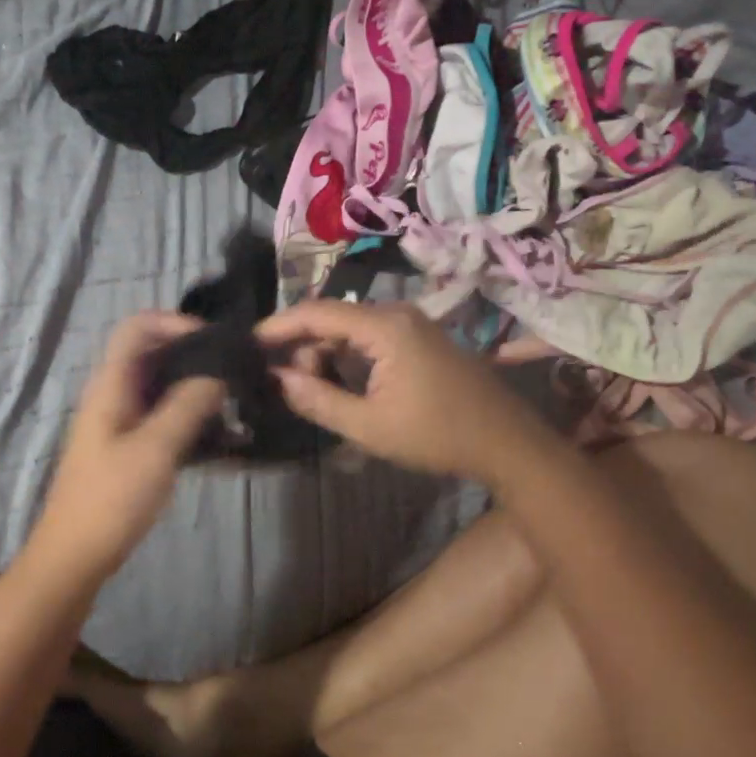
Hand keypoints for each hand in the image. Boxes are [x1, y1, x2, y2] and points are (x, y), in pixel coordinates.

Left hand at [38, 312, 226, 570]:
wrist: (74, 557)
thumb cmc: (111, 498)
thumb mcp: (155, 448)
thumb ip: (187, 405)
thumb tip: (218, 371)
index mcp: (111, 385)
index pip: (137, 327)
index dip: (175, 323)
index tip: (216, 343)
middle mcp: (114, 396)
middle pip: (155, 356)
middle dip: (196, 359)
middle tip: (237, 374)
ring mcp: (121, 424)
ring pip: (164, 391)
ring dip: (199, 394)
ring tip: (239, 408)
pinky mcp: (131, 451)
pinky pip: (166, 423)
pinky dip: (193, 424)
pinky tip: (226, 443)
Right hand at [256, 300, 530, 479]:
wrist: (508, 444)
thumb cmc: (437, 435)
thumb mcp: (369, 426)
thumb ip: (318, 400)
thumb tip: (278, 379)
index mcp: (385, 326)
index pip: (316, 312)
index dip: (278, 326)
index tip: (247, 345)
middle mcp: (397, 313)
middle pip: (332, 318)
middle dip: (303, 347)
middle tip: (288, 386)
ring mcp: (413, 324)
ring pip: (351, 329)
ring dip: (326, 354)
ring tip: (313, 391)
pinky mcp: (421, 339)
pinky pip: (371, 338)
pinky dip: (349, 357)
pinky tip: (342, 386)